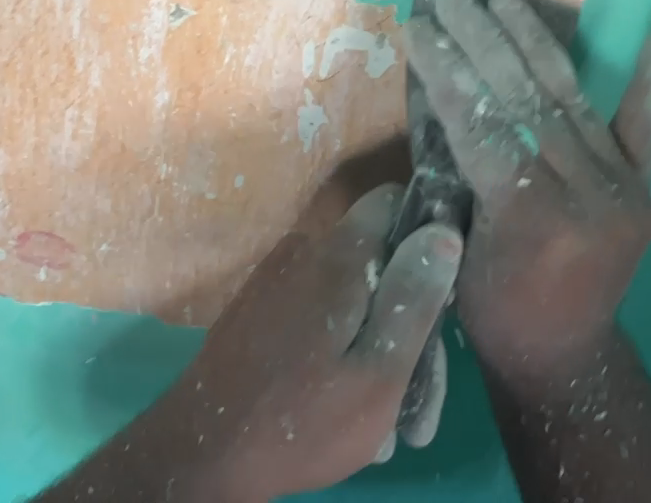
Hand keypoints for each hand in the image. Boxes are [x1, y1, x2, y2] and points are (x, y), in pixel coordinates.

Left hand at [141, 185, 462, 500]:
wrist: (207, 447)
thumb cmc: (303, 418)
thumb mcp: (379, 370)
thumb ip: (412, 297)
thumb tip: (442, 230)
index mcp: (335, 254)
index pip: (390, 202)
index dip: (427, 235)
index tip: (443, 291)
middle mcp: (302, 250)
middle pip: (375, 260)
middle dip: (406, 320)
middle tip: (420, 405)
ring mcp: (277, 277)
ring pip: (349, 295)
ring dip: (376, 348)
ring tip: (386, 422)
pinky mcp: (260, 306)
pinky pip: (318, 312)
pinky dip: (340, 350)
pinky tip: (345, 406)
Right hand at [404, 0, 650, 378]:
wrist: (563, 354)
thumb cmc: (490, 307)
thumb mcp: (450, 246)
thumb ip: (451, 174)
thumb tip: (436, 101)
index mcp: (529, 215)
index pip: (479, 122)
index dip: (444, 70)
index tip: (418, 26)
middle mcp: (585, 193)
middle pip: (524, 98)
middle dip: (480, 40)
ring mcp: (622, 188)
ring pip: (570, 99)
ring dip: (532, 41)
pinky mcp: (643, 189)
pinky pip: (645, 128)